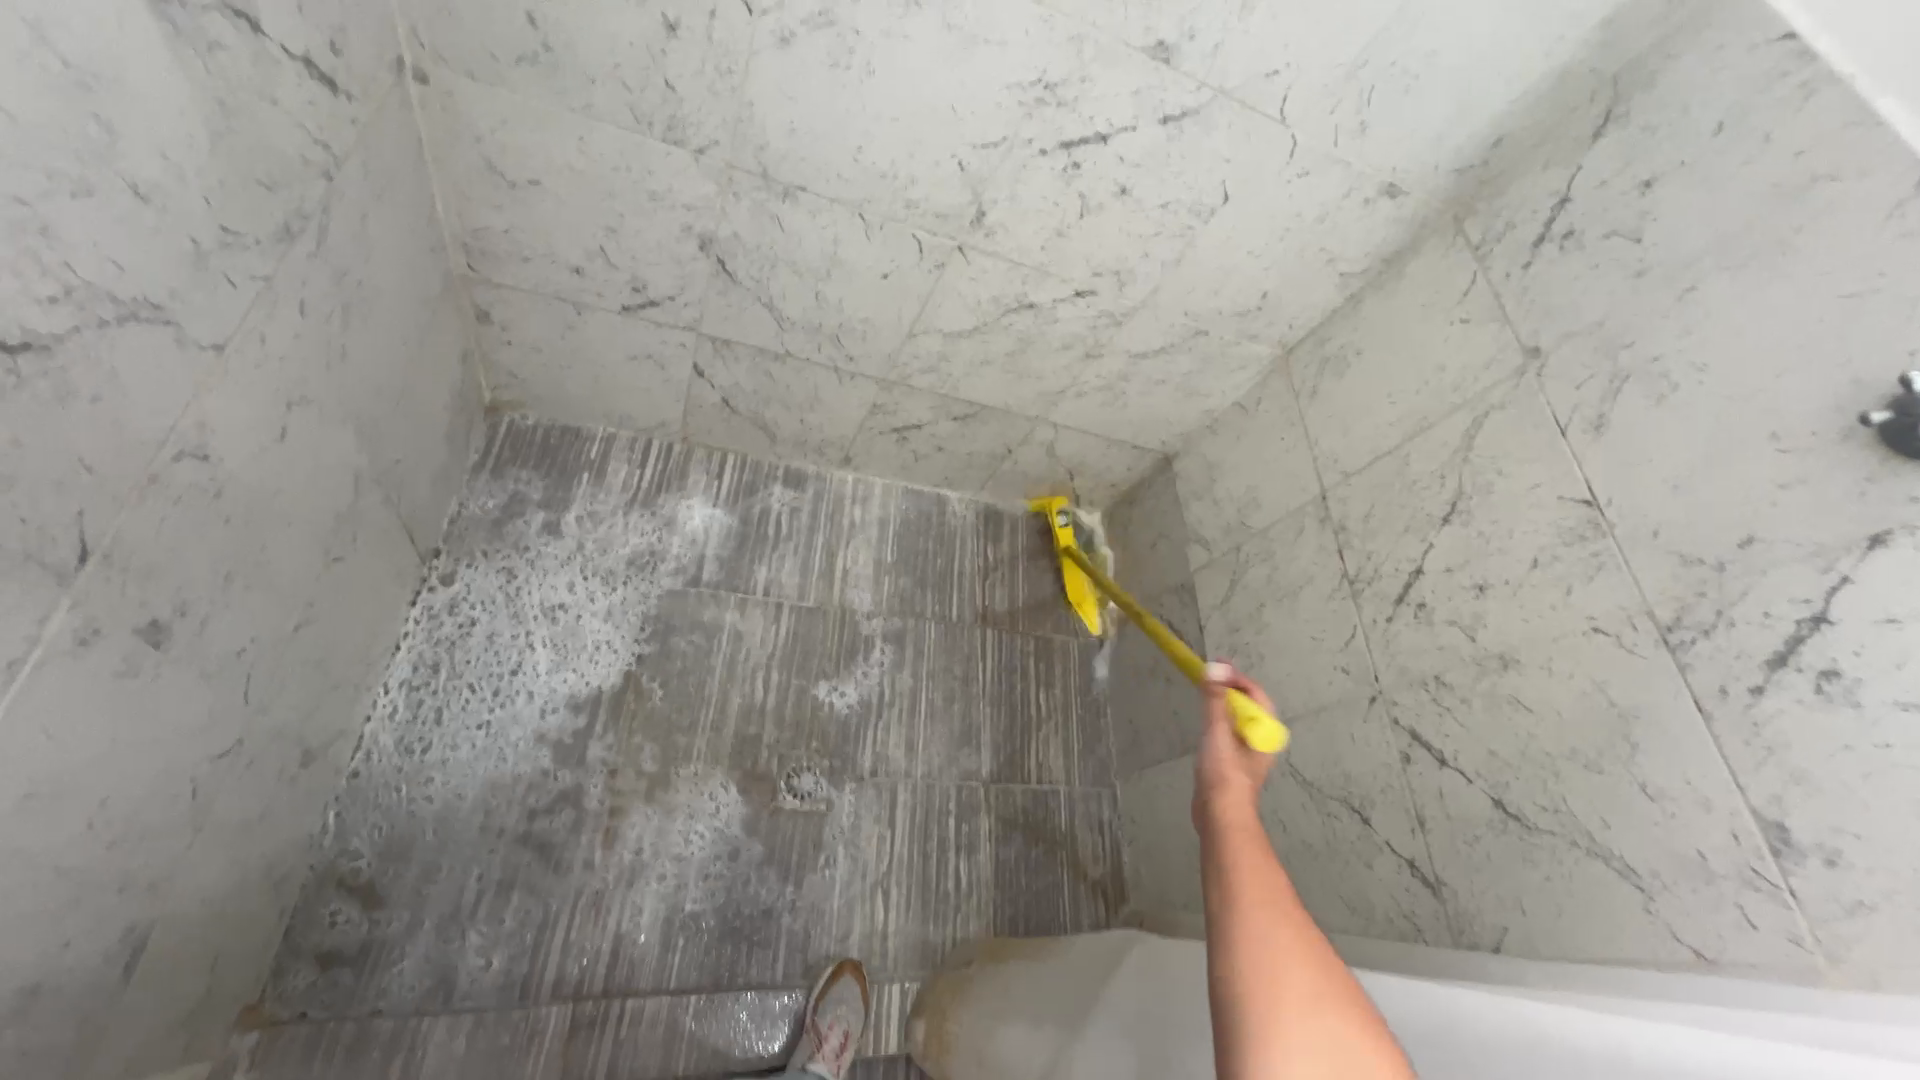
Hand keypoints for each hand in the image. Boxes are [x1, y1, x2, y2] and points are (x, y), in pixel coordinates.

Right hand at [1193, 662, 1279, 825]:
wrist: (1220, 814)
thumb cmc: (1224, 772)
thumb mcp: (1218, 730)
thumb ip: (1215, 698)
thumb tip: (1214, 667)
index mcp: (1265, 731)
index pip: (1255, 694)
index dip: (1235, 677)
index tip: (1214, 666)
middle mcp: (1261, 740)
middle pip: (1247, 706)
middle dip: (1228, 689)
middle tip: (1207, 677)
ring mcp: (1247, 753)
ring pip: (1237, 721)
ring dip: (1222, 706)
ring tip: (1203, 695)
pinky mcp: (1232, 764)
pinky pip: (1227, 734)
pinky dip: (1217, 723)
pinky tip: (1203, 725)